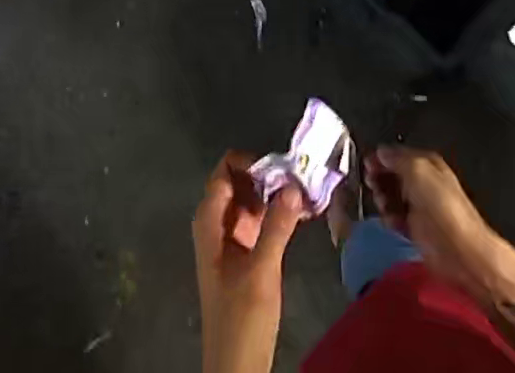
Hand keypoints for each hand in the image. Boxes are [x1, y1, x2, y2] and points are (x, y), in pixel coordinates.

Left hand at [193, 152, 305, 372]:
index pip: (224, 171)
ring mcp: (229, 238)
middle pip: (238, 183)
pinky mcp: (243, 253)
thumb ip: (277, 226)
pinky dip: (275, 214)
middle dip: (267, 177)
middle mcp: (215, 222)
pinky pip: (257, 221)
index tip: (282, 165)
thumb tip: (292, 184)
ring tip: (306, 192)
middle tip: (301, 177)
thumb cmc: (242, 315)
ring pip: (250, 201)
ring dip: (274, 195)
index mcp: (209, 219)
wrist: (236, 364)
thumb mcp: (262, 269)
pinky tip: (300, 214)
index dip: (250, 162)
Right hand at [365, 146, 493, 278]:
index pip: (396, 154)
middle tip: (373, 183)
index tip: (367, 164)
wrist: (461, 252)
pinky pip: (395, 217)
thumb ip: (396, 157)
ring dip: (382, 199)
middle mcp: (424, 183)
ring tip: (384, 205)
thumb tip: (381, 152)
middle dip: (378, 178)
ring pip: (390, 195)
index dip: (380, 157)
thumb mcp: (417, 170)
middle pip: (390, 174)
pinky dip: (389, 218)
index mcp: (427, 164)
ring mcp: (420, 206)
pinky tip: (392, 221)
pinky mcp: (416, 228)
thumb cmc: (443, 208)